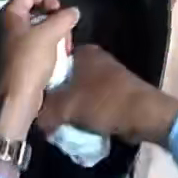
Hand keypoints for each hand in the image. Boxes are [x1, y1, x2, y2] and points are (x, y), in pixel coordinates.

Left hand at [0, 0, 77, 140]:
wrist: (18, 98)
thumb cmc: (30, 61)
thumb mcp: (50, 34)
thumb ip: (64, 18)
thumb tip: (74, 11)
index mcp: (13, 15)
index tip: (59, 9)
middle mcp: (13, 26)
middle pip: (38, 9)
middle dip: (57, 18)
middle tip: (66, 31)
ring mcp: (19, 43)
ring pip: (42, 28)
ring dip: (57, 34)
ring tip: (65, 48)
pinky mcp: (25, 58)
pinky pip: (42, 44)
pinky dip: (53, 46)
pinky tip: (61, 57)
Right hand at [37, 44, 177, 146]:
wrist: (145, 115)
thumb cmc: (105, 103)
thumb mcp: (68, 108)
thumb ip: (46, 111)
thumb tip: (33, 117)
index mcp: (83, 52)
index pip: (52, 61)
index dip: (40, 80)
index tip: (32, 97)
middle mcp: (94, 58)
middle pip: (65, 77)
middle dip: (55, 96)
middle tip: (43, 113)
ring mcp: (106, 74)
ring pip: (78, 90)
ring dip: (70, 106)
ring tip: (57, 122)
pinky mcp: (114, 91)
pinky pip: (91, 100)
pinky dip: (83, 111)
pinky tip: (76, 125)